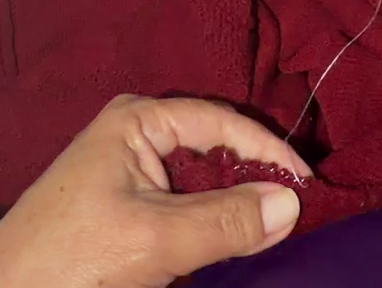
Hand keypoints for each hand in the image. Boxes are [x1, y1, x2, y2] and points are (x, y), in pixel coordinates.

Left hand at [0, 95, 309, 287]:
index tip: (307, 185)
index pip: (221, 121)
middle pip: (214, 143)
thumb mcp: (154, 241)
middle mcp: (137, 129)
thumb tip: (293, 203)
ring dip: (235, 196)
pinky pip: (184, 197)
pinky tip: (235, 234)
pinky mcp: (127, 199)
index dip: (267, 150)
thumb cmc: (74, 262)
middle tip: (297, 205)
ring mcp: (130, 164)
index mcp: (139, 118)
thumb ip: (224, 220)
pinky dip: (212, 214)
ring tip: (275, 221)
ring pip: (202, 173)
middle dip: (255, 172)